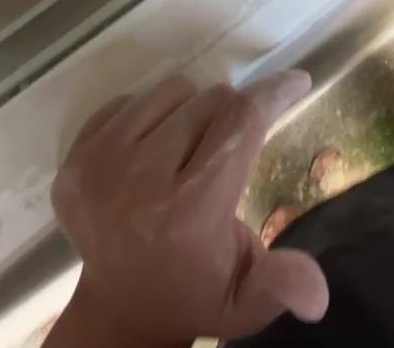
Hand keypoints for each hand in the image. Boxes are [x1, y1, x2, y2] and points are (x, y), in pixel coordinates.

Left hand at [52, 72, 328, 346]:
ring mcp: (100, 166)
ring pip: (172, 90)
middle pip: (212, 99)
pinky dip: (150, 114)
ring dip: (192, 107)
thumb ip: (281, 283)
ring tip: (192, 146)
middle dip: (233, 111)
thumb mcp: (246, 299)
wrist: (117, 311)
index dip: (274, 93)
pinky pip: (130, 99)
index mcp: (191, 211)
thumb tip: (319, 296)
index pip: (241, 121)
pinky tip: (154, 150)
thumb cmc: (196, 291)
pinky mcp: (74, 159)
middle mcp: (141, 181)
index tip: (297, 82)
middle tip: (232, 144)